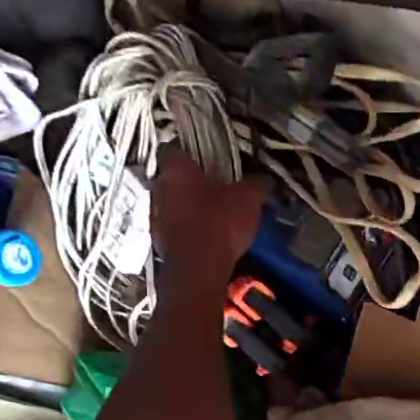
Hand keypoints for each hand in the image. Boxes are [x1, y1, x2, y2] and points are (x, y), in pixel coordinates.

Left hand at [150, 149, 272, 286]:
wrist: (199, 270)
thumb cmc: (220, 222)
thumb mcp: (249, 198)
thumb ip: (256, 184)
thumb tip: (265, 180)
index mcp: (176, 170)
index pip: (173, 150)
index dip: (187, 154)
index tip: (202, 161)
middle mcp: (158, 190)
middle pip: (170, 180)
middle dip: (187, 183)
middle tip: (209, 188)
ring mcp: (155, 218)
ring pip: (169, 205)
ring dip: (183, 209)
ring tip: (207, 215)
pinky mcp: (157, 244)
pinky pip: (171, 230)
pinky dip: (183, 231)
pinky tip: (202, 237)